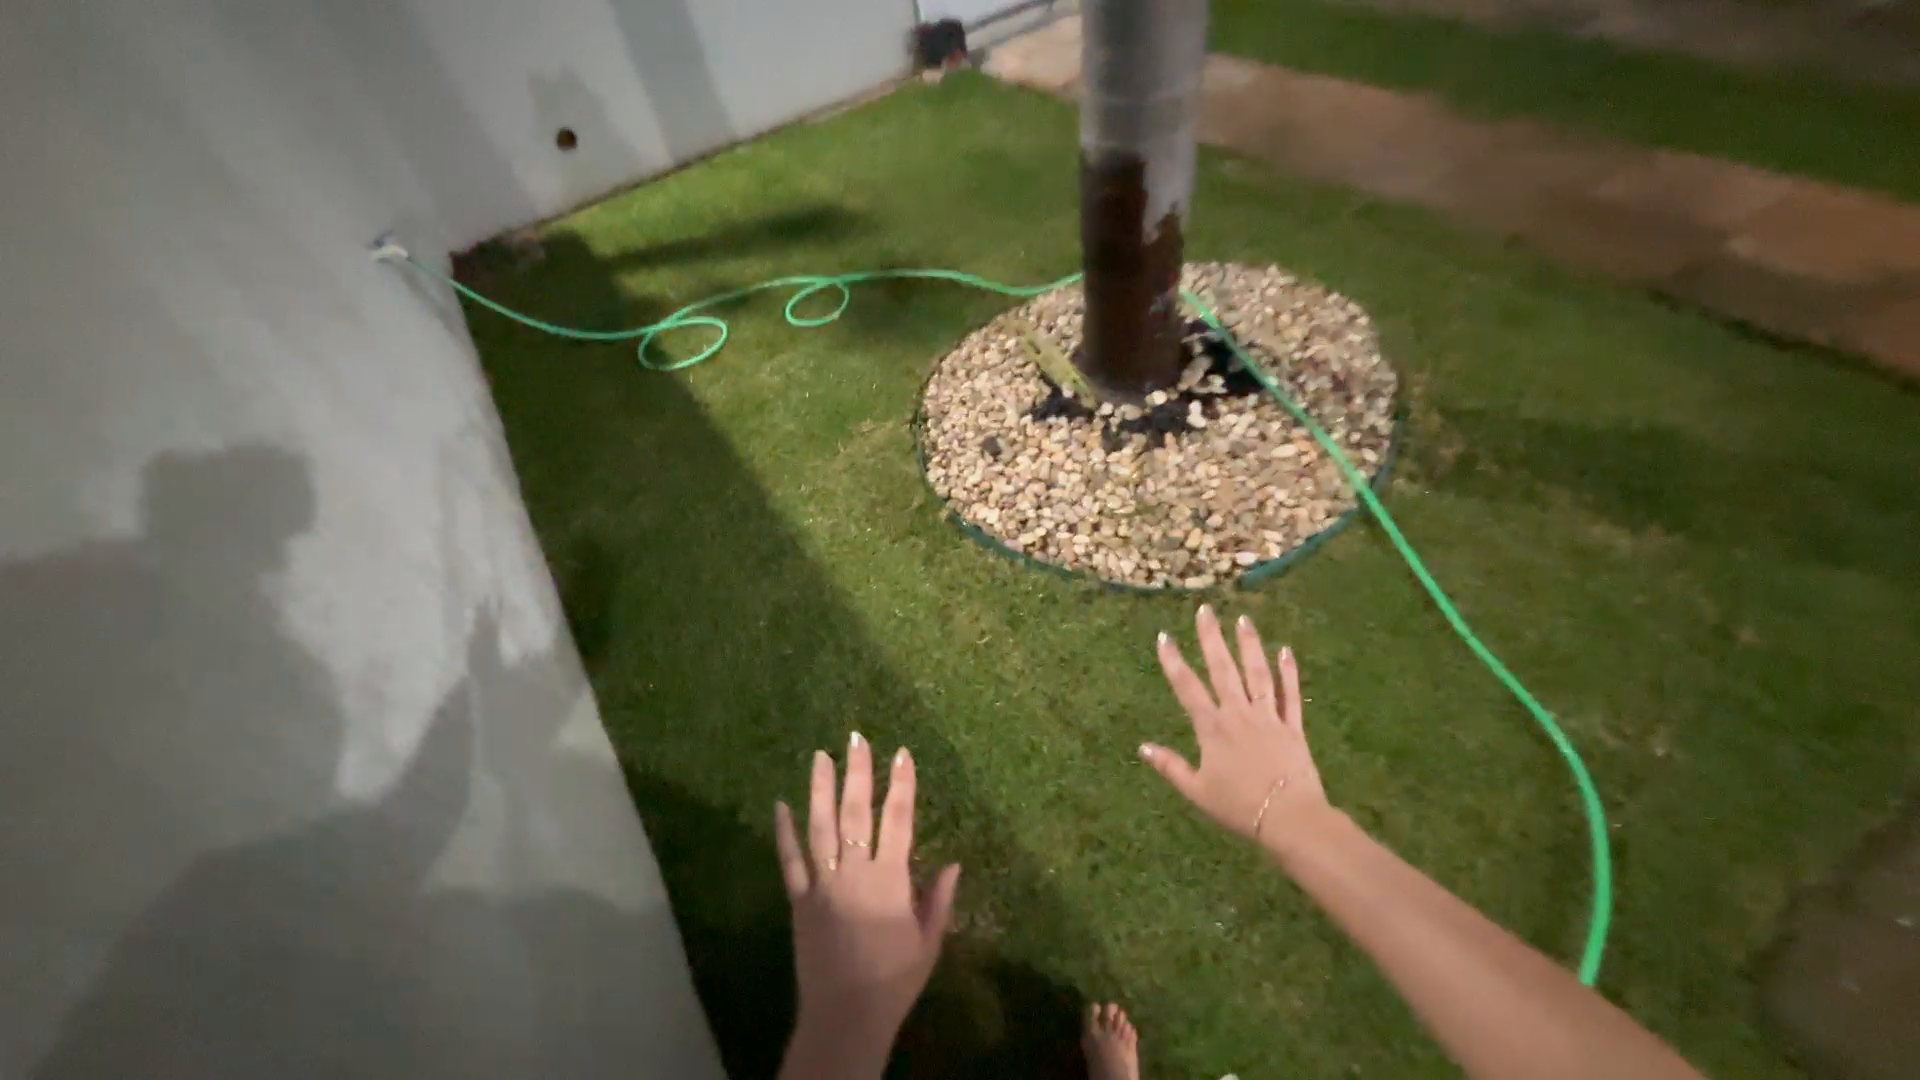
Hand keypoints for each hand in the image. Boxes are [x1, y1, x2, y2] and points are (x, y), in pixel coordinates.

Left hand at [774, 734, 960, 1062]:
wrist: (845, 1018)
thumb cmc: (894, 981)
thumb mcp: (929, 943)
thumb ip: (940, 900)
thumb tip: (954, 862)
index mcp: (890, 881)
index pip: (898, 821)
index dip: (901, 785)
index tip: (901, 753)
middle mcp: (854, 873)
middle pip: (856, 814)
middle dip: (858, 773)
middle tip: (856, 738)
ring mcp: (823, 885)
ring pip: (820, 829)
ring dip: (820, 790)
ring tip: (820, 756)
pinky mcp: (799, 901)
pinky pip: (790, 862)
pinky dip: (784, 833)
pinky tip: (779, 805)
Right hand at [1140, 606, 1328, 842]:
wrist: (1290, 818)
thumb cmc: (1239, 807)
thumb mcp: (1197, 791)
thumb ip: (1170, 767)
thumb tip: (1143, 747)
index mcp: (1212, 728)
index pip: (1187, 687)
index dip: (1173, 661)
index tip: (1164, 636)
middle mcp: (1239, 714)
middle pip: (1223, 669)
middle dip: (1212, 638)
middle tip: (1205, 610)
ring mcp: (1269, 718)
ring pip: (1258, 674)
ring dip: (1249, 645)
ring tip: (1243, 619)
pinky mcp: (1293, 727)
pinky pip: (1290, 695)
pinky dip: (1289, 672)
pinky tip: (1285, 651)